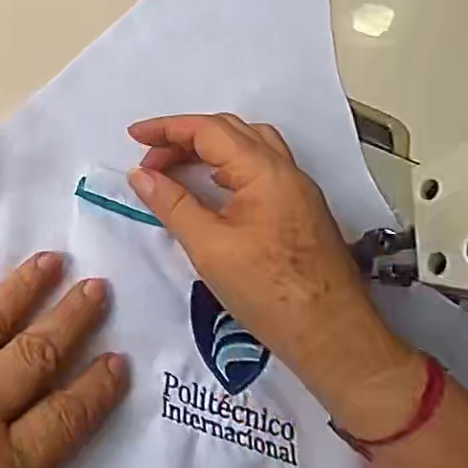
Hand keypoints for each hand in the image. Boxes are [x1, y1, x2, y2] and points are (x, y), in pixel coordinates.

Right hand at [125, 113, 422, 437]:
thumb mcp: (208, 247)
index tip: (134, 137)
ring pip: (248, 147)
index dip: (167, 128)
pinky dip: (223, 166)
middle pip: (232, 131)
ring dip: (206, 148)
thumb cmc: (270, 293)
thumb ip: (171, 204)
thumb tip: (141, 175)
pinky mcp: (297, 212)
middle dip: (184, 136)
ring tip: (172, 169)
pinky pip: (256, 169)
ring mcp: (297, 193)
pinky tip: (205, 189)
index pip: (211, 131)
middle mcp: (287, 174)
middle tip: (149, 158)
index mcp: (267, 175)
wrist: (334, 339)